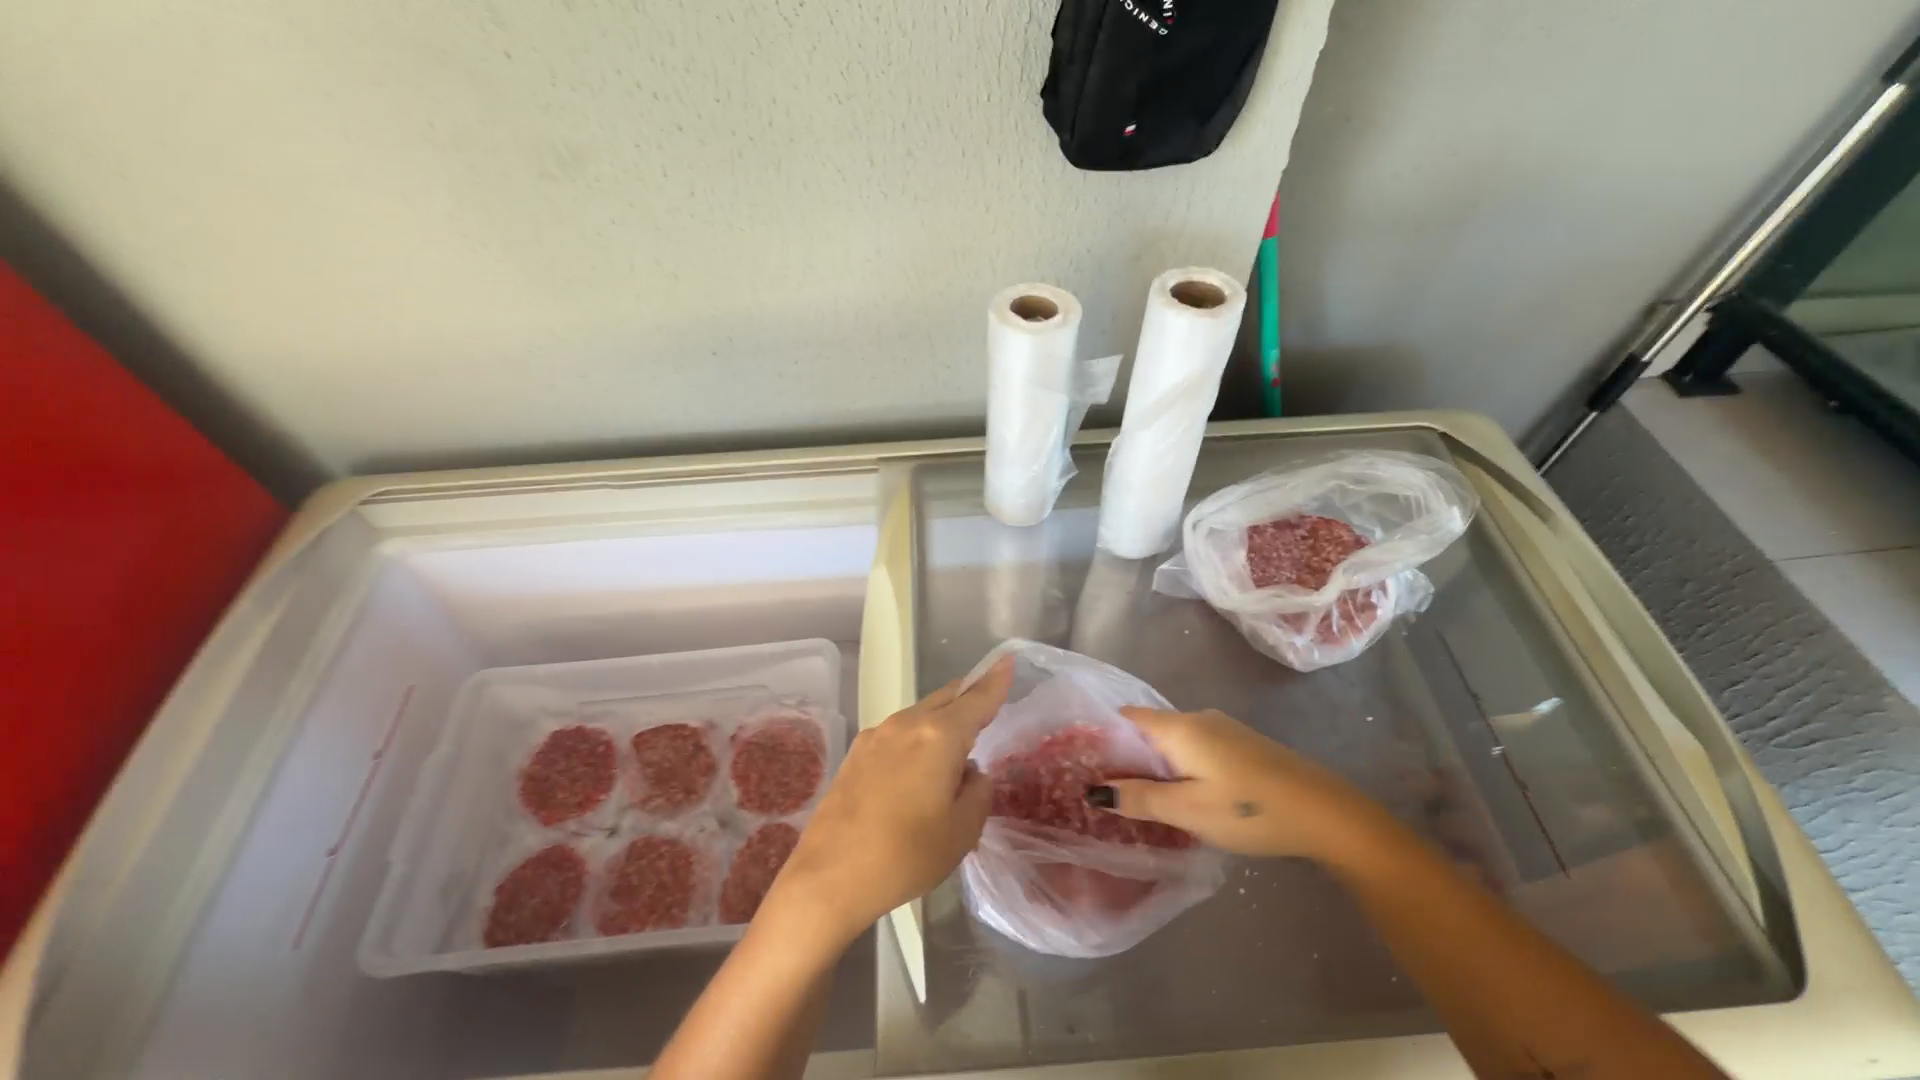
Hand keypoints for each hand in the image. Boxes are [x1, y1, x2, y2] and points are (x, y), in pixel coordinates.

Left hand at [760, 657, 1014, 945]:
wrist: (829, 877)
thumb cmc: (905, 855)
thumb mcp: (961, 832)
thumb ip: (977, 792)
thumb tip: (969, 772)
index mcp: (938, 736)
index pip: (976, 699)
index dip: (995, 681)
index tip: (1007, 660)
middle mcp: (905, 725)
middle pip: (945, 700)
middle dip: (968, 697)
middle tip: (988, 701)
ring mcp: (875, 738)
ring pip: (918, 718)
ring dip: (940, 724)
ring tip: (954, 749)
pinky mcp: (855, 756)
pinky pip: (897, 737)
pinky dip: (916, 742)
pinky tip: (918, 771)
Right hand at [1103, 707, 1394, 860]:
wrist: (1327, 815)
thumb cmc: (1251, 810)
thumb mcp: (1188, 810)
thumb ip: (1140, 798)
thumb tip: (1095, 790)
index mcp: (1180, 727)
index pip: (1125, 717)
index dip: (1098, 736)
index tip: (1077, 763)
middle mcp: (1198, 719)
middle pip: (1147, 730)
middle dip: (1122, 757)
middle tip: (1098, 791)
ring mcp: (1222, 732)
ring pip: (1171, 743)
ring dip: (1150, 767)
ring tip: (1131, 800)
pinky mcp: (1240, 748)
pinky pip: (1192, 751)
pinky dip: (1175, 769)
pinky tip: (1174, 798)